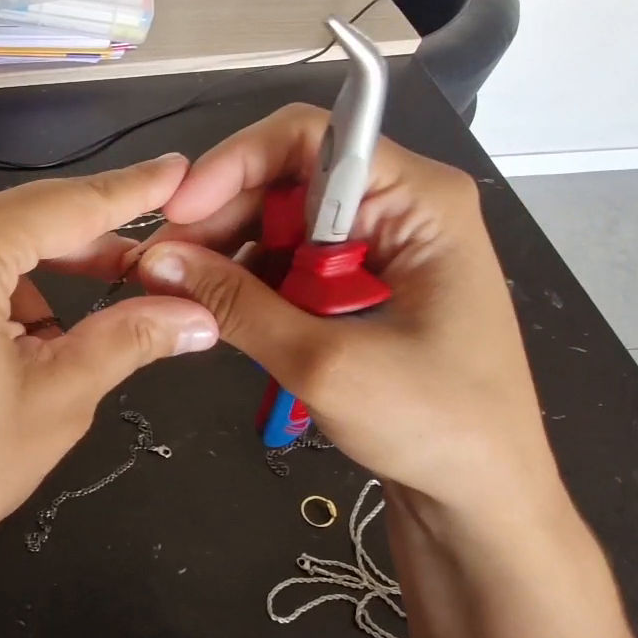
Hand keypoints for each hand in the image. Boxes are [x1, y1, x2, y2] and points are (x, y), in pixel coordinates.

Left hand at [0, 155, 219, 637]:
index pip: (64, 205)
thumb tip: (198, 316)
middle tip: (140, 274)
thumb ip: (129, 337)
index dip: (129, 192)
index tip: (177, 170)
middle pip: (16, 221)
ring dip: (21, 278)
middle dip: (79, 249)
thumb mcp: (56, 399)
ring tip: (42, 348)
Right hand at [133, 105, 554, 504]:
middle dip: (217, 217)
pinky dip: (243, 282)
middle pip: (286, 180)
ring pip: (276, 223)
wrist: (480, 499)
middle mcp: (397, 209)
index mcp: (417, 200)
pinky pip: (285, 262)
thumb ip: (236, 304)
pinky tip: (211, 309)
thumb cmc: (433, 425)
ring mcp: (375, 248)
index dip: (234, 164)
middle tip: (156, 266)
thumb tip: (157, 260)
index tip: (177, 214)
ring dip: (223, 253)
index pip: (312, 139)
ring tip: (174, 292)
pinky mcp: (355, 286)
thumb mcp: (323, 361)